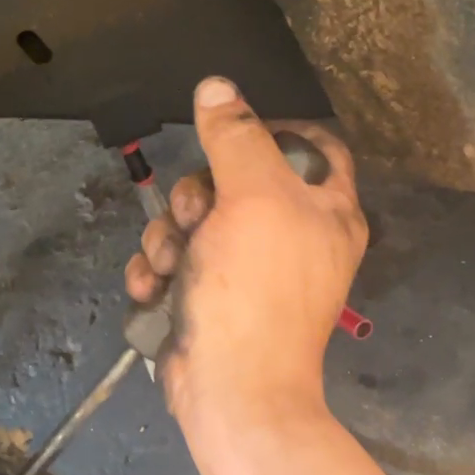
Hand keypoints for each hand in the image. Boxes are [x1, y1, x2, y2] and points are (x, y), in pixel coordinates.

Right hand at [124, 76, 367, 428]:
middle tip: (194, 219)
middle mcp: (287, 236)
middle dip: (195, 195)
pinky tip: (151, 289)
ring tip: (168, 268)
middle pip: (231, 180)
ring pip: (190, 222)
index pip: (309, 144)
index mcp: (323, 210)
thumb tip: (217, 85)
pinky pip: (173, 263)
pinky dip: (155, 273)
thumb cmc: (254, 289)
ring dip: (166, 238)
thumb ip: (236, 137)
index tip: (228, 134)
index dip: (268, 130)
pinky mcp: (205, 298)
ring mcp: (243, 271)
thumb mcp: (252, 198)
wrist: (229, 388)